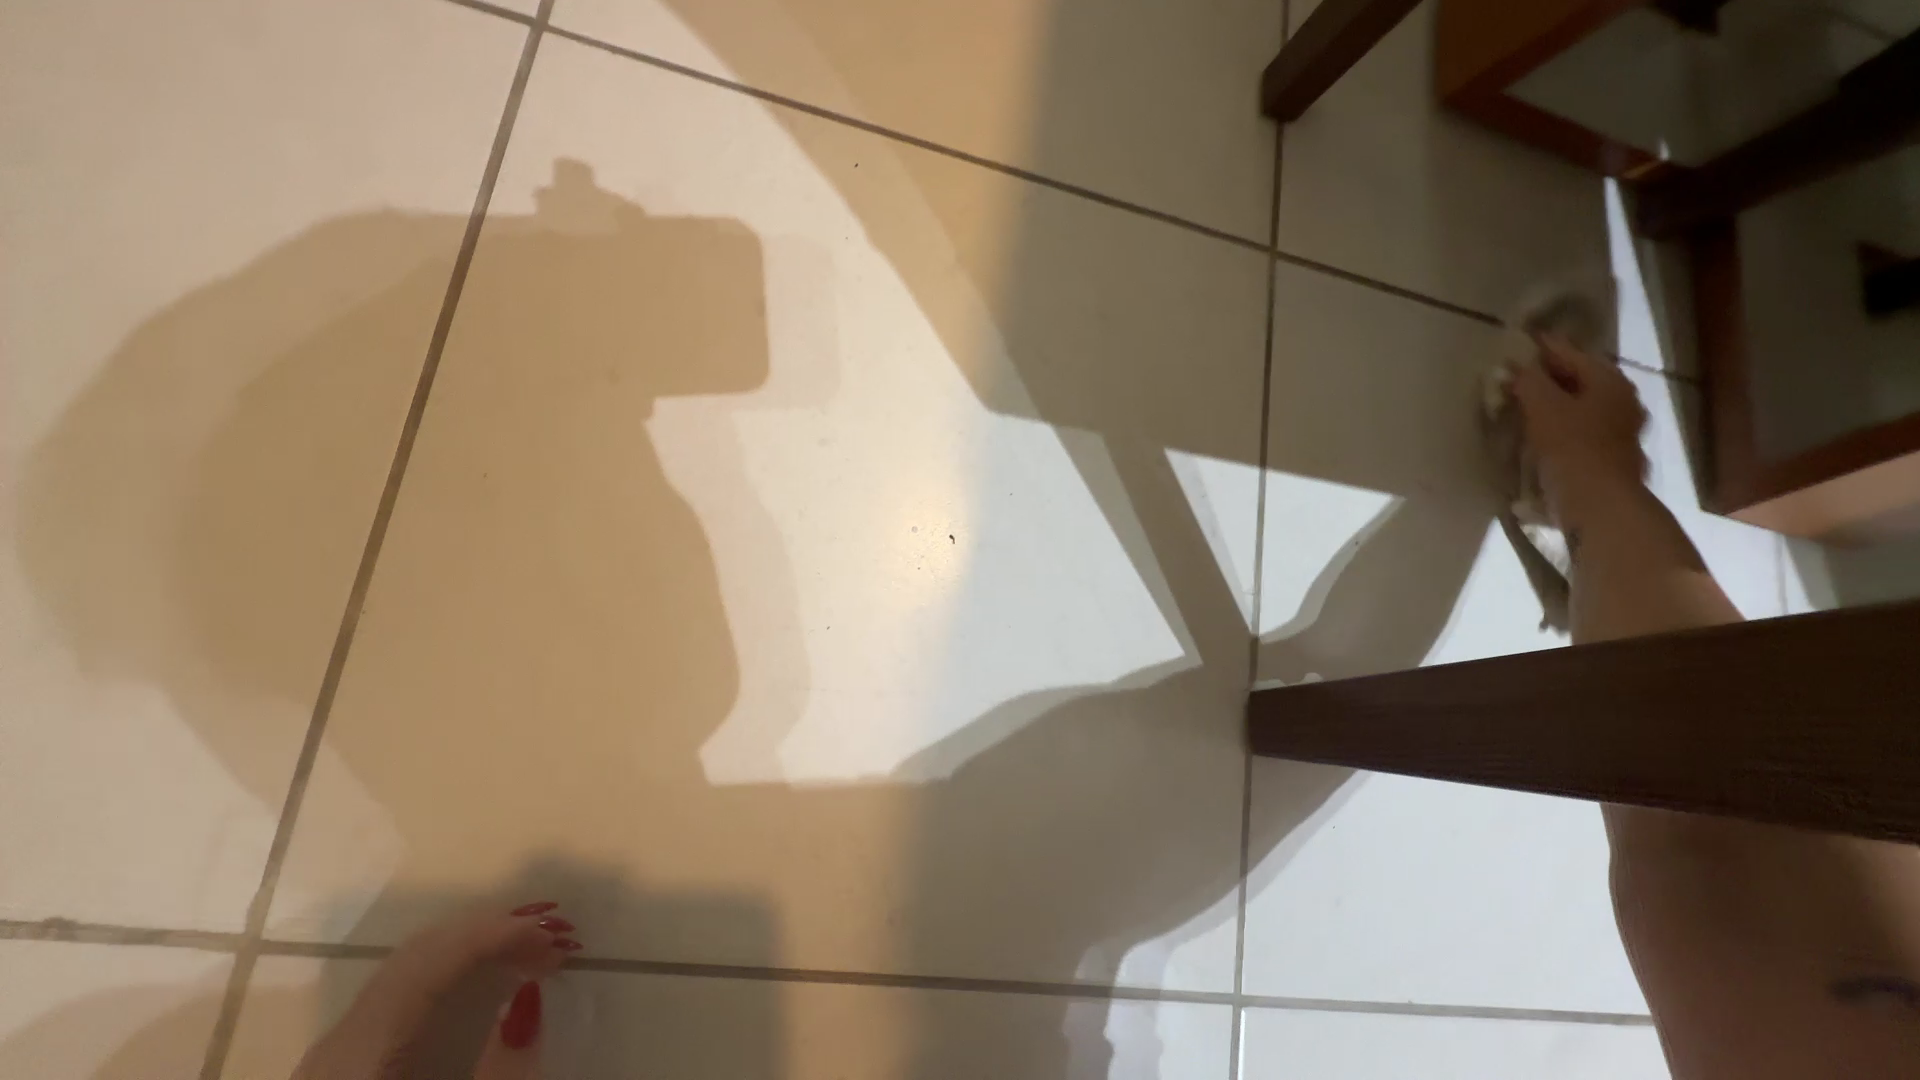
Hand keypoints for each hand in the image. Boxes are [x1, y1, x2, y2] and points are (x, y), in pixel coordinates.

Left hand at [291, 902, 582, 1079]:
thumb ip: (499, 1070)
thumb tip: (530, 997)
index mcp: (357, 1052)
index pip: (433, 957)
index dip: (497, 931)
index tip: (554, 932)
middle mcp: (339, 1043)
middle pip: (421, 954)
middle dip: (494, 933)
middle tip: (556, 940)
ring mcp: (335, 1057)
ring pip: (413, 970)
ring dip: (478, 951)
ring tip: (535, 955)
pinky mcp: (344, 1071)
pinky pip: (405, 995)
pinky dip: (454, 976)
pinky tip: (489, 984)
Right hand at [1510, 334, 1646, 526]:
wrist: (1598, 501)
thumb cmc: (1571, 447)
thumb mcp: (1542, 408)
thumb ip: (1528, 382)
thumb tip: (1513, 367)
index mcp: (1609, 381)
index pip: (1571, 354)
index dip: (1545, 347)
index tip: (1525, 340)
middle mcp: (1622, 399)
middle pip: (1581, 379)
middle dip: (1552, 375)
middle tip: (1522, 373)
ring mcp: (1621, 428)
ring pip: (1583, 404)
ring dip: (1557, 401)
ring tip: (1528, 403)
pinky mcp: (1612, 454)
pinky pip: (1583, 428)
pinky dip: (1564, 424)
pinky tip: (1545, 432)